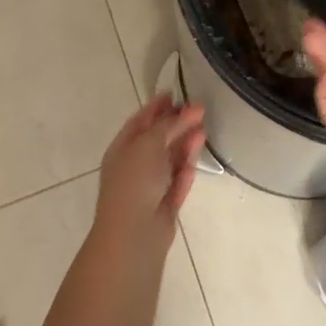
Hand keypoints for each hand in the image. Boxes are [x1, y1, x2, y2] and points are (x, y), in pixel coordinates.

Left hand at [93, 95, 205, 245]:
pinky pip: (176, 184)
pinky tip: (194, 165)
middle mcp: (134, 166)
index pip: (140, 121)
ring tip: (204, 131)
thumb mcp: (150, 144)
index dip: (156, 106)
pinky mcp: (163, 206)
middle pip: (157, 140)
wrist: (134, 233)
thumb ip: (171, 125)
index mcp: (122, 148)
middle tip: (199, 110)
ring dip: (184, 146)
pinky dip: (184, 173)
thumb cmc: (135, 182)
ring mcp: (148, 188)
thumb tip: (192, 109)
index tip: (174, 92)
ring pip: (169, 162)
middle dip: (176, 125)